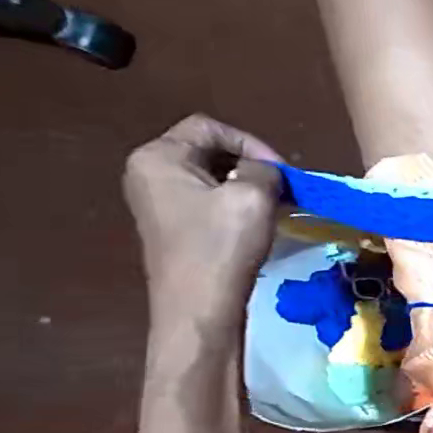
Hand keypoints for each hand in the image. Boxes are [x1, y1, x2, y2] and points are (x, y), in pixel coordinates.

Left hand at [124, 115, 285, 327]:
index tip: (281, 172)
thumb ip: (264, 171)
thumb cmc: (222, 246)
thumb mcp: (253, 197)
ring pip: (211, 177)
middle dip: (250, 165)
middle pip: (208, 150)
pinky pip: (208, 200)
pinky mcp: (173, 225)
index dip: (251, 143)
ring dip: (247, 186)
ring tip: (276, 206)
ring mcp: (158, 201)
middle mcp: (149, 172)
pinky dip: (236, 204)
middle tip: (283, 189)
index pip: (209, 128)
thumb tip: (266, 172)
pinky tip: (257, 222)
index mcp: (158, 157)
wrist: (199, 304)